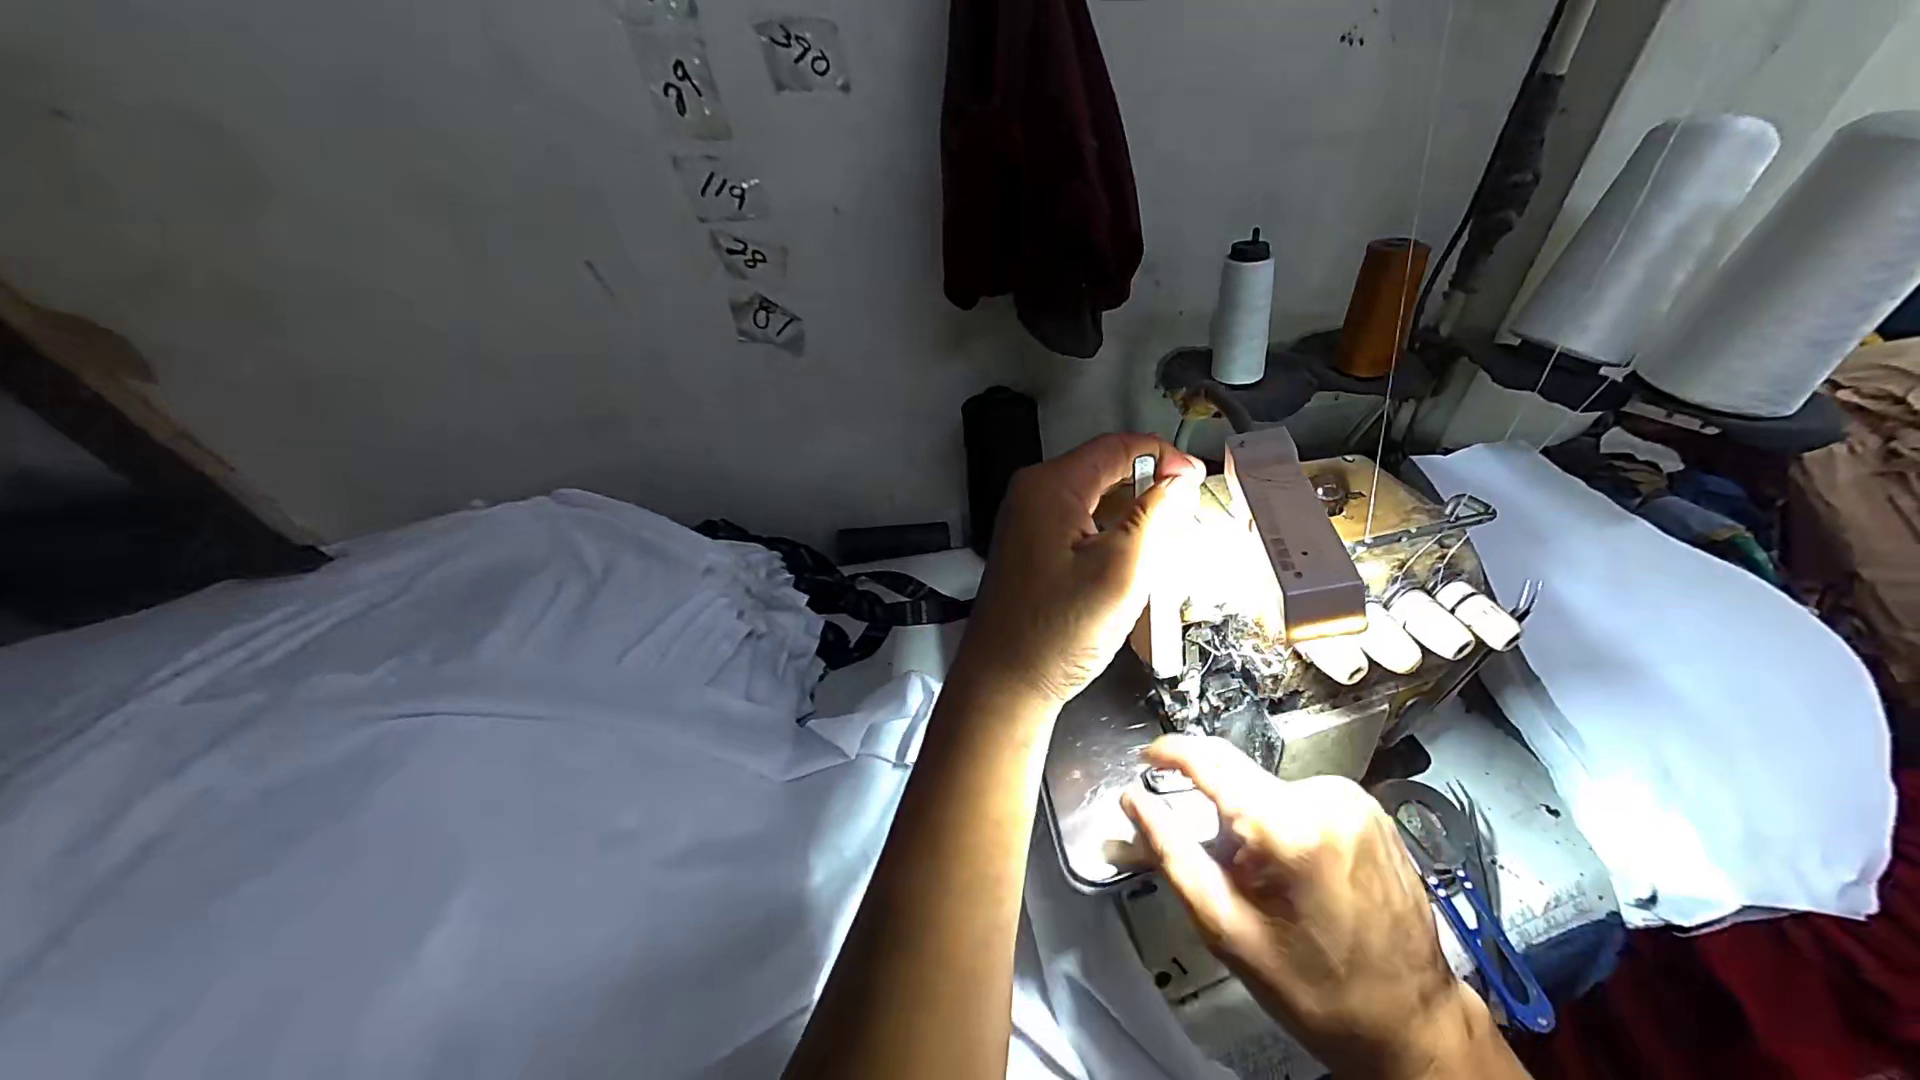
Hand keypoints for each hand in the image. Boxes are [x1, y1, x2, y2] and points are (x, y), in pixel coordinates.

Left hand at [955, 433, 1202, 707]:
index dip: (1164, 457)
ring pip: (1095, 501)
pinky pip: (1079, 526)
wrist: (1005, 683)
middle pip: (1105, 471)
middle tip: (1183, 521)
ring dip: (1132, 519)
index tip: (1194, 480)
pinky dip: (1110, 537)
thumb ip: (1155, 515)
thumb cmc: (1054, 634)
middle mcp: (1031, 497)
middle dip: (1149, 492)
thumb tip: (1176, 482)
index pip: (1117, 447)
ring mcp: (1027, 523)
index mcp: (1049, 488)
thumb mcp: (1122, 569)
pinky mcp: (1030, 549)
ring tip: (1161, 552)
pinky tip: (1130, 567)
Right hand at [1123, 736, 1506, 1079]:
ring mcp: (1355, 801)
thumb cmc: (1317, 988)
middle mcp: (1327, 800)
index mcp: (1290, 828)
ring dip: (1248, 816)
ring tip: (1260, 875)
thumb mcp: (1225, 926)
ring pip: (1266, 786)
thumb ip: (1170, 853)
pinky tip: (1293, 868)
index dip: (1170, 752)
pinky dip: (1280, 820)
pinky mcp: (1369, 809)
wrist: (1409, 1019)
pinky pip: (1299, 796)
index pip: (1212, 761)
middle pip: (1238, 776)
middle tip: (1212, 859)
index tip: (1147, 755)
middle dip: (1212, 806)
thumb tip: (1134, 802)